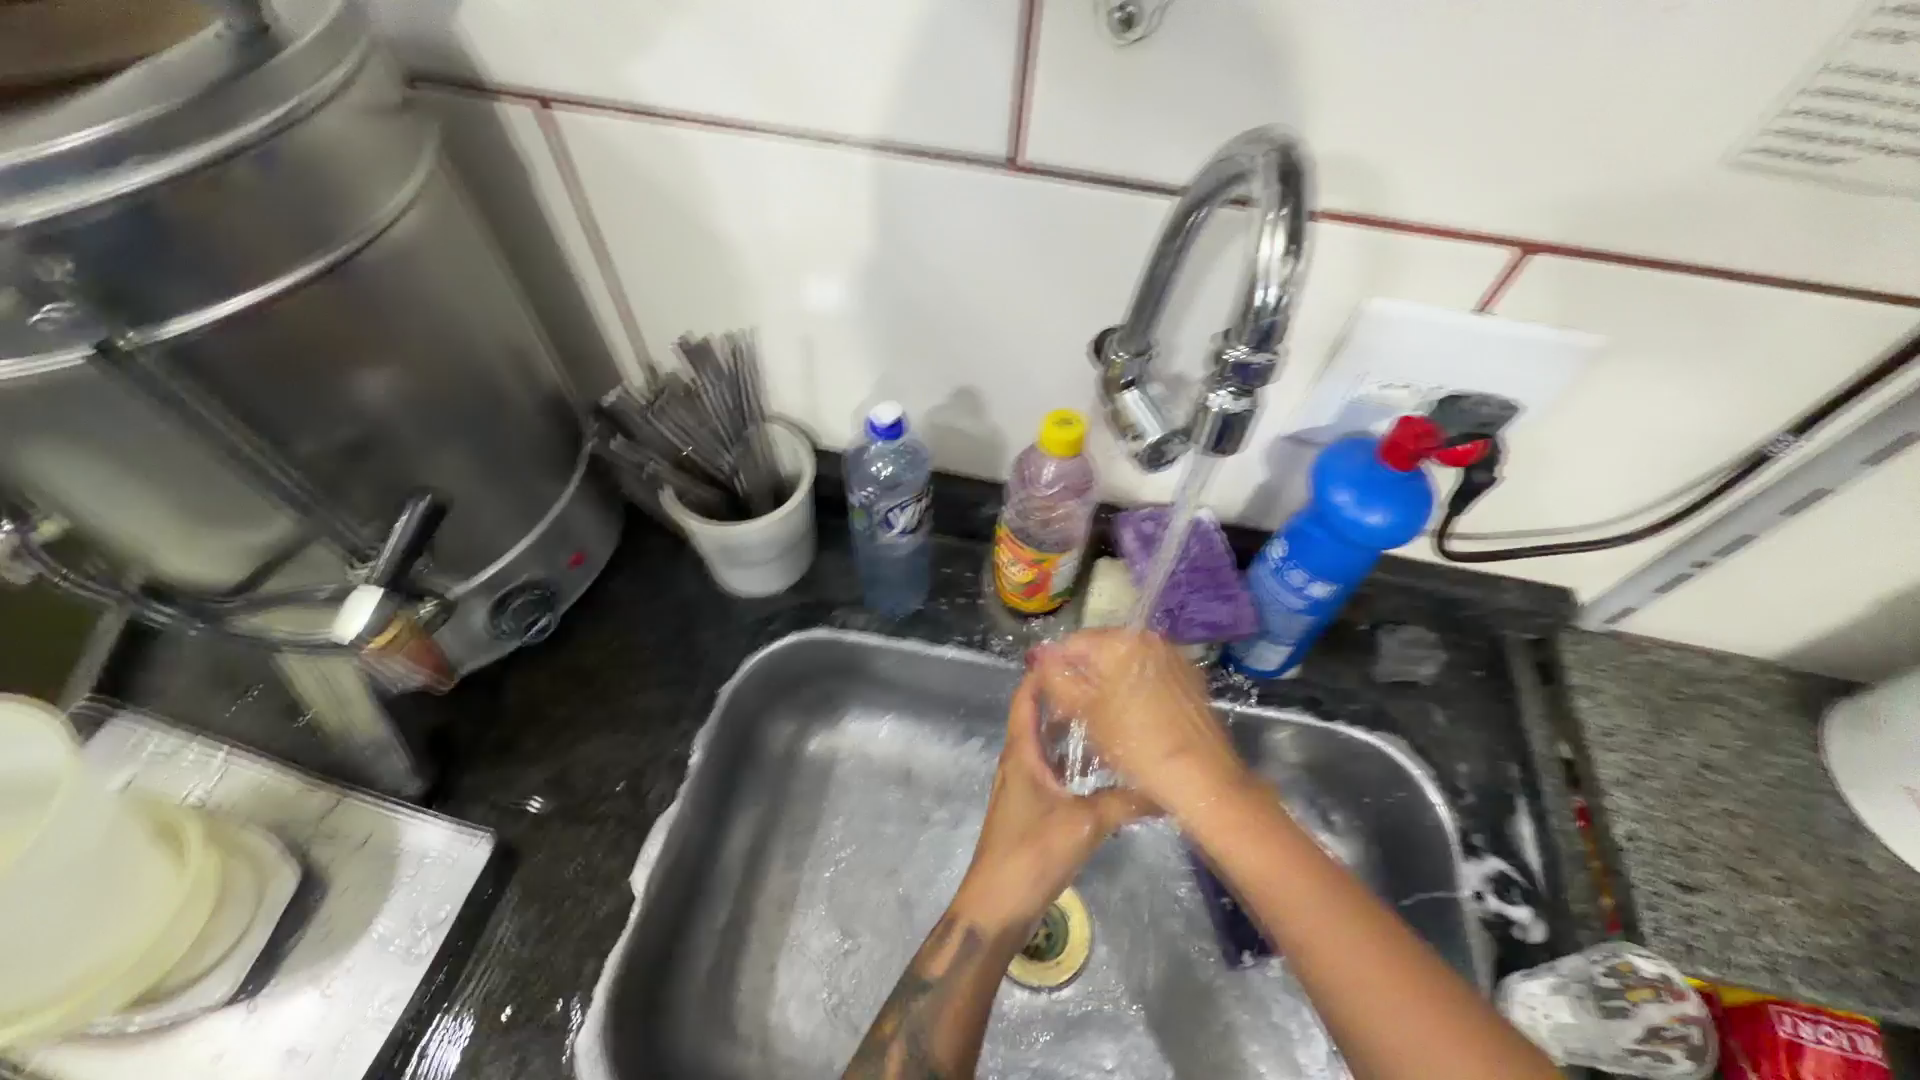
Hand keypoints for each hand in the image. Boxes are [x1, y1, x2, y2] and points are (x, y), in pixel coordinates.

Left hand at [955, 672, 1150, 930]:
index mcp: (1021, 754)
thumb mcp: (1085, 823)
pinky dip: (1073, 766)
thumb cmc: (1032, 853)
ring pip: (1048, 750)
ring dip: (1072, 736)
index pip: (1026, 700)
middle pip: (1039, 722)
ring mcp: (1023, 789)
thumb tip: (1166, 788)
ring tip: (1109, 722)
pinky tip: (1102, 772)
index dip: (1043, 675)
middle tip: (1104, 687)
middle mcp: (1018, 764)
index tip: (1074, 656)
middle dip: (1067, 703)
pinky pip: (1053, 775)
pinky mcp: (1031, 811)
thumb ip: (1124, 801)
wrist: (997, 906)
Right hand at [1030, 627, 1250, 821]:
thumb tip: (1040, 655)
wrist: (1201, 776)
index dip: (1054, 668)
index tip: (1050, 697)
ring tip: (1102, 717)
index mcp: (1120, 641)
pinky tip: (1133, 719)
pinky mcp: (1189, 677)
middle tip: (1072, 710)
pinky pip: (1149, 674)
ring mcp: (1173, 656)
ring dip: (1108, 682)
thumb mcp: (1084, 712)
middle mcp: (1148, 638)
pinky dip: (1134, 689)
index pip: (1071, 643)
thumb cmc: (1135, 743)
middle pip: (1100, 649)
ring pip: (1125, 663)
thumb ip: (1056, 678)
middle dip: (1083, 674)